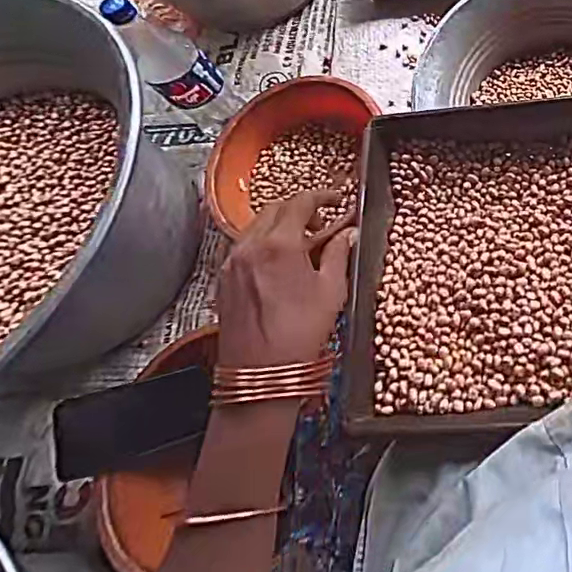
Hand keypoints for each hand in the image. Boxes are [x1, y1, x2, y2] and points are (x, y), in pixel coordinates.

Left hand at [217, 187, 356, 371]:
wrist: (260, 375)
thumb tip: (348, 235)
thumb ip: (339, 254)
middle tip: (322, 226)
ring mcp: (232, 263)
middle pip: (275, 209)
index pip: (300, 202)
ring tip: (301, 248)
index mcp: (279, 245)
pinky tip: (279, 266)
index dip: (321, 197)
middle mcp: (249, 247)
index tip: (335, 200)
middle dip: (300, 211)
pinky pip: (243, 247)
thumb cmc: (298, 336)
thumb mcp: (331, 291)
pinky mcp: (223, 279)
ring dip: (280, 227)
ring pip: (256, 227)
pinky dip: (263, 245)